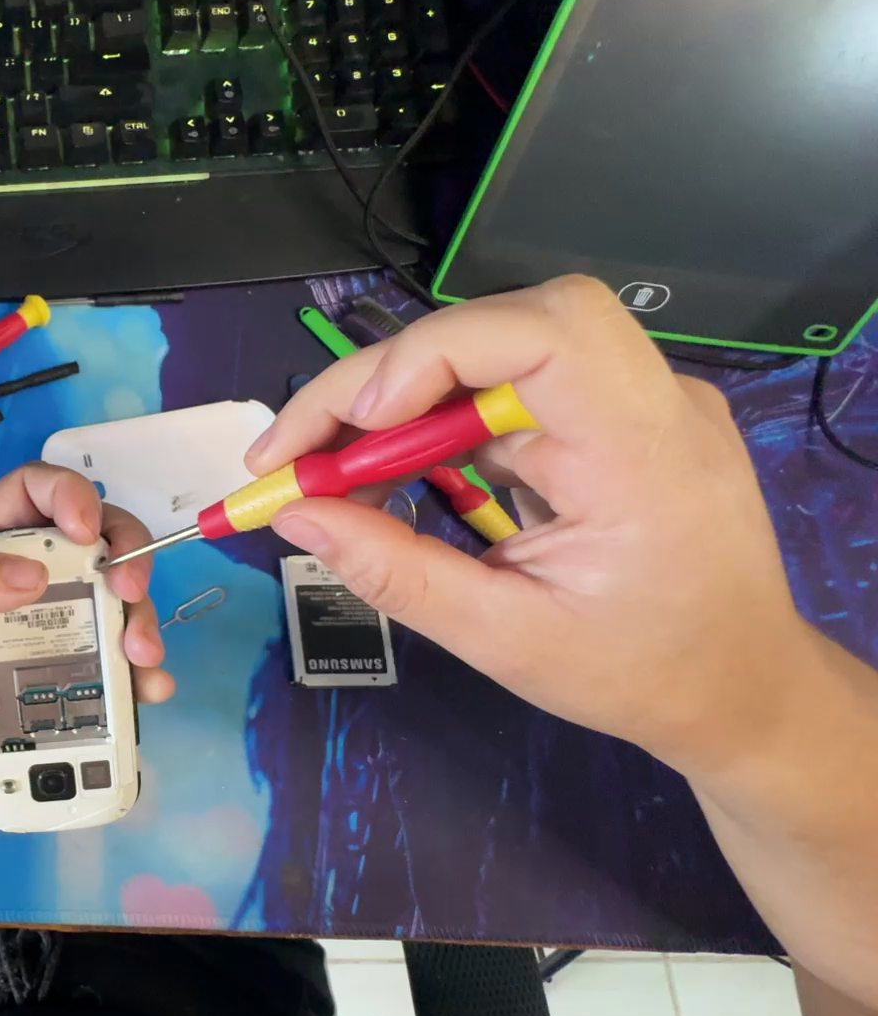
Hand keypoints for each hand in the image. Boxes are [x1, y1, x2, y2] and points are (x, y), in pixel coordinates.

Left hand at [0, 463, 175, 797]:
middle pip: (90, 540)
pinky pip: (106, 663)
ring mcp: (36, 631)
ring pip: (108, 602)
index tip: (86, 535)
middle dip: (125, 554)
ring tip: (142, 659)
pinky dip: (136, 672)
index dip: (70, 495)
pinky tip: (147, 689)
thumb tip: (34, 575)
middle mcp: (11, 579)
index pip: (32, 492)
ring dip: (138, 618)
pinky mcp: (51, 678)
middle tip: (130, 593)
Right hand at [246, 276, 811, 774]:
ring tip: (306, 475)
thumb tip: (292, 516)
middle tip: (282, 456)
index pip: (547, 332)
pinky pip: (464, 397)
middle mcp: (633, 400)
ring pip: (460, 359)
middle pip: (481, 334)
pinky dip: (397, 432)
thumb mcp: (501, 637)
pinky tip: (361, 479)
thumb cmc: (638, 670)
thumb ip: (392, 573)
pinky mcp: (572, 418)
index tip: (360, 424)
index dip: (434, 354)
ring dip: (367, 410)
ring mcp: (604, 402)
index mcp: (643, 452)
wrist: (733, 684)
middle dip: (364, 386)